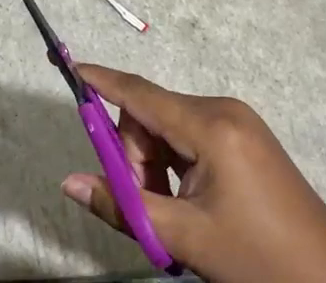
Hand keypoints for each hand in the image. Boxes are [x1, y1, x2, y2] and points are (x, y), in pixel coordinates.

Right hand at [61, 65, 325, 282]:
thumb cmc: (260, 260)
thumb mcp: (185, 237)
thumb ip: (123, 206)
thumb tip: (70, 183)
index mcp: (210, 127)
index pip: (139, 93)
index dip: (99, 80)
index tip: (65, 65)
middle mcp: (223, 111)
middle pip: (149, 114)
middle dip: (134, 156)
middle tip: (143, 204)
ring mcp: (237, 123)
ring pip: (167, 128)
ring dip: (154, 166)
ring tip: (171, 215)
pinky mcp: (245, 140)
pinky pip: (189, 137)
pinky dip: (175, 166)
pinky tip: (186, 204)